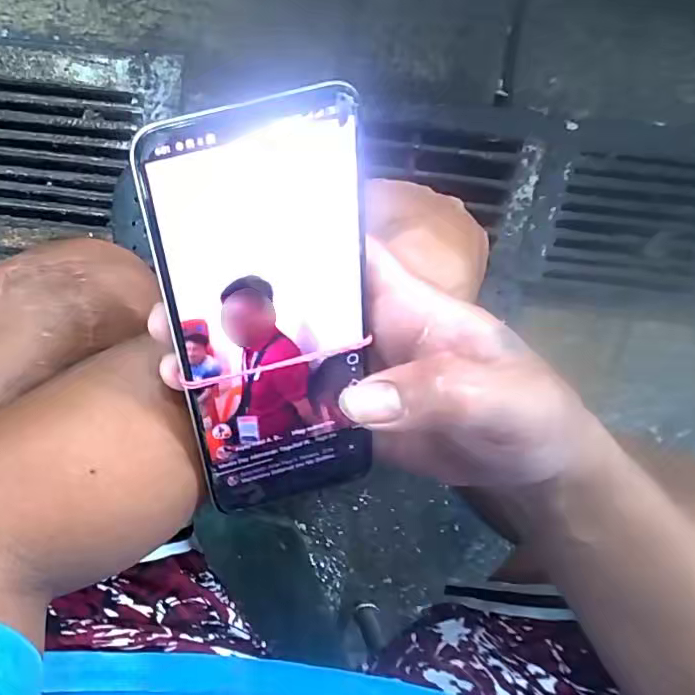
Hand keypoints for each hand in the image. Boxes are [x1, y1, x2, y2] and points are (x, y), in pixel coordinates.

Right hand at [153, 239, 595, 487]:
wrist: (525, 469)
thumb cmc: (525, 410)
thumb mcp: (494, 394)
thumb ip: (432, 392)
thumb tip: (352, 404)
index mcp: (398, 296)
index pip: (341, 245)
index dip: (287, 227)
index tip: (221, 226)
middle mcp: (362, 323)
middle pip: (287, 300)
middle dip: (226, 302)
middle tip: (169, 314)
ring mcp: (347, 370)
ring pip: (276, 352)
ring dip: (224, 356)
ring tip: (172, 367)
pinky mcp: (341, 414)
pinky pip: (287, 402)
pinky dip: (249, 405)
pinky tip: (207, 413)